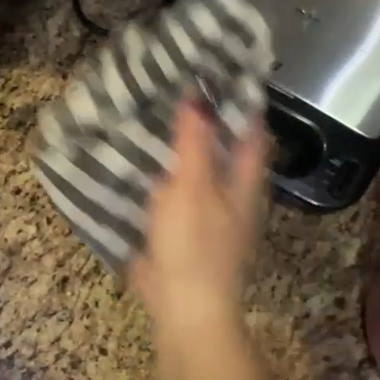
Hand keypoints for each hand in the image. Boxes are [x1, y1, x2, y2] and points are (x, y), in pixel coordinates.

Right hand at [132, 97, 269, 330]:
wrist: (184, 310)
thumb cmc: (195, 245)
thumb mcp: (192, 185)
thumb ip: (193, 141)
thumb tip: (196, 94)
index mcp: (243, 182)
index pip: (249, 130)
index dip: (237, 100)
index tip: (213, 69)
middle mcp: (230, 196)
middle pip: (220, 148)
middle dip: (200, 120)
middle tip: (168, 86)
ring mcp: (205, 216)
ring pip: (191, 170)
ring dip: (173, 148)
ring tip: (144, 115)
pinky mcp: (179, 233)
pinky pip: (167, 194)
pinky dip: (154, 175)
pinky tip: (130, 162)